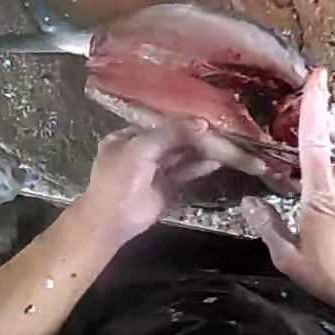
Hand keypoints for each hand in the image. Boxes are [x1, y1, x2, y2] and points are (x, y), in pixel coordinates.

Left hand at [74, 120, 230, 245]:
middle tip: (217, 130)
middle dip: (192, 136)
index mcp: (127, 138)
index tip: (202, 115)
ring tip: (221, 145)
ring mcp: (154, 171)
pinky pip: (184, 174)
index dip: (178, 120)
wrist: (113, 219)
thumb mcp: (142, 148)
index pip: (156, 124)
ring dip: (198, 151)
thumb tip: (200, 123)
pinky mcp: (166, 188)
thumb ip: (170, 133)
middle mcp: (141, 152)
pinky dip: (198, 168)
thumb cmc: (121, 178)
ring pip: (179, 157)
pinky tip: (215, 162)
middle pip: (170, 140)